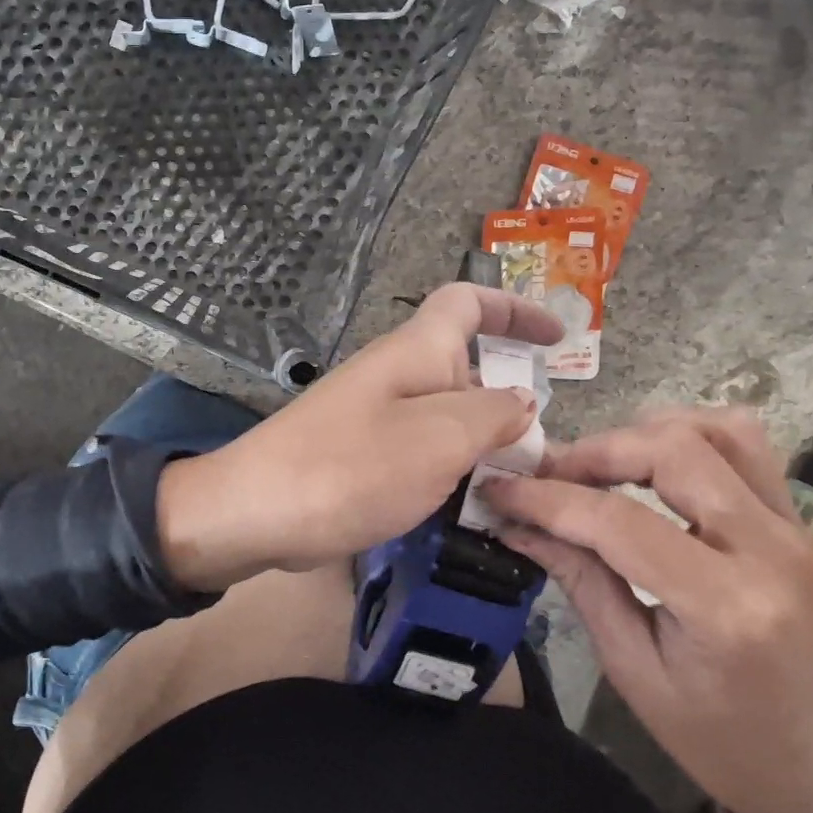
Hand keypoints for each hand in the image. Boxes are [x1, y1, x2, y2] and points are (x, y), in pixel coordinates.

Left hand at [158, 283, 561, 591]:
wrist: (255, 512)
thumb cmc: (352, 467)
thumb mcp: (440, 439)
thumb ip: (492, 415)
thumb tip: (522, 401)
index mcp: (416, 350)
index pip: (469, 301)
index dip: (514, 309)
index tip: (556, 338)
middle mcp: (395, 371)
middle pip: (464, 364)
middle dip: (508, 395)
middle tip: (546, 446)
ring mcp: (373, 412)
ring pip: (445, 412)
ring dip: (483, 439)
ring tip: (519, 483)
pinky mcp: (359, 451)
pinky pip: (420, 446)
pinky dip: (451, 465)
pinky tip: (468, 502)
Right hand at [484, 410, 812, 812]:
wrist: (807, 755)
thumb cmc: (712, 732)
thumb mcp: (630, 666)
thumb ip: (579, 580)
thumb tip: (515, 522)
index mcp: (728, 608)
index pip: (621, 522)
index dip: (548, 499)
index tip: (497, 489)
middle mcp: (769, 549)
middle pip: (674, 451)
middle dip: (594, 452)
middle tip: (543, 475)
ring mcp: (791, 524)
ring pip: (716, 429)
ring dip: (644, 433)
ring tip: (596, 466)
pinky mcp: (792, 515)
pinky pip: (742, 441)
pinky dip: (686, 434)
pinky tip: (647, 461)